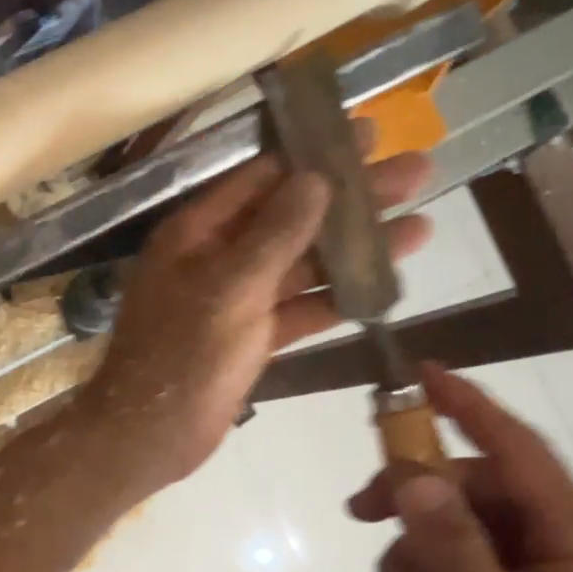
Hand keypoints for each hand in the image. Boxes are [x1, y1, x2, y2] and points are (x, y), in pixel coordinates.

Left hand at [82, 139, 433, 487]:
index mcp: (194, 235)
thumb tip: (315, 177)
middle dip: (350, 198)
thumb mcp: (229, 288)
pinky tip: (387, 283)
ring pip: (300, 264)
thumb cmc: (181, 358)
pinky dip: (337, 297)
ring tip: (422, 223)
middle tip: (416, 170)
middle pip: (289, 217)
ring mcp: (231, 300)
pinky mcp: (248, 338)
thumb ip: (275, 233)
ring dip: (354, 247)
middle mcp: (212, 259)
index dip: (313, 156)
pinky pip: (298, 308)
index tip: (370, 135)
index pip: (259, 179)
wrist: (150, 436)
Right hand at [348, 366, 572, 571]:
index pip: (518, 450)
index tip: (419, 375)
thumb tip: (413, 477)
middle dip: (410, 503)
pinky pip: (443, 565)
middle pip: (467, 490)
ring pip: (444, 530)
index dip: (468, 407)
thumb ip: (450, 546)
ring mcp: (528, 570)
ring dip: (410, 565)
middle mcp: (556, 542)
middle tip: (355, 513)